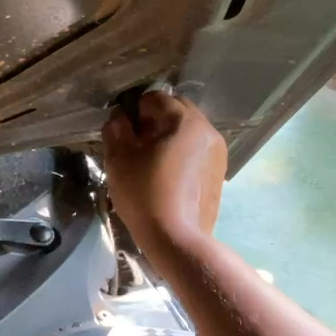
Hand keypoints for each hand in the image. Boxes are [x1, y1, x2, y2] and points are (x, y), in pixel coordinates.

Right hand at [101, 90, 227, 250]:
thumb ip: (116, 129)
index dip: (133, 112)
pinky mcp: (219, 169)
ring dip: (168, 137)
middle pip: (175, 110)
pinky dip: (180, 153)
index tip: (123, 135)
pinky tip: (167, 176)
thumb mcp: (118, 159)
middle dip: (153, 121)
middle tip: (136, 147)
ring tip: (151, 163)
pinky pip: (195, 148)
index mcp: (181, 120)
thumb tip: (120, 117)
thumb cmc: (143, 194)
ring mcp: (217, 150)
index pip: (153, 98)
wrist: (176, 237)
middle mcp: (206, 128)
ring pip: (187, 129)